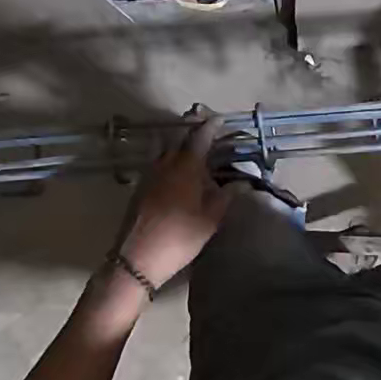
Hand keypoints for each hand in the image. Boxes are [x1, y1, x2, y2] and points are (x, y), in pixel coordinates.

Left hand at [112, 108, 230, 289]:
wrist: (136, 260)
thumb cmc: (179, 237)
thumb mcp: (210, 220)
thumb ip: (226, 197)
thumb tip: (244, 182)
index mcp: (186, 167)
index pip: (200, 138)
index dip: (211, 126)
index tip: (220, 119)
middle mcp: (165, 164)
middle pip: (177, 135)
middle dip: (190, 125)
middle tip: (202, 120)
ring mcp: (149, 175)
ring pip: (162, 146)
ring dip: (174, 138)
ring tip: (186, 138)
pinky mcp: (139, 187)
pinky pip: (154, 161)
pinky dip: (165, 154)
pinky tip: (172, 165)